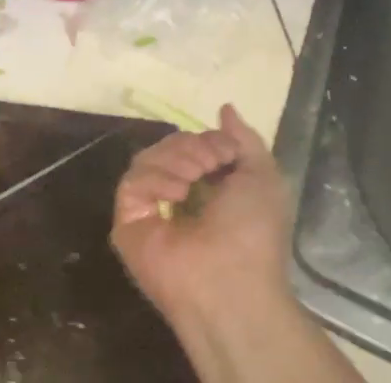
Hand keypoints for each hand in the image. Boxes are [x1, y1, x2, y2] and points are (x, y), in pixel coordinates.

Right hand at [111, 104, 292, 321]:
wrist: (231, 281)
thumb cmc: (254, 233)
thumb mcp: (264, 178)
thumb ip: (245, 140)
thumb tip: (225, 108)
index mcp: (209, 189)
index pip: (194, 145)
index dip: (207, 140)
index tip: (225, 153)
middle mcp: (178, 197)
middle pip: (168, 147)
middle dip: (190, 147)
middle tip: (206, 166)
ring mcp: (150, 208)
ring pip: (148, 157)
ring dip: (174, 160)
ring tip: (191, 182)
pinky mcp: (127, 220)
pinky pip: (132, 181)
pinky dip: (155, 179)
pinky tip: (175, 195)